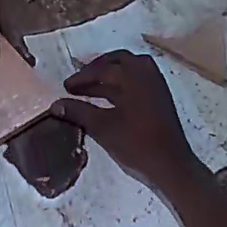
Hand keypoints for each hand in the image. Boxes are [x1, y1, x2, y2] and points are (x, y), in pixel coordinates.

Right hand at [51, 50, 206, 192]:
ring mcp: (156, 84)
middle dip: (97, 69)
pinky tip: (109, 99)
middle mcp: (147, 73)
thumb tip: (55, 105)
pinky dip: (121, 84)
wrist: (171, 165)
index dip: (82, 77)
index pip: (102, 69)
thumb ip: (78, 112)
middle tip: (79, 82)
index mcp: (133, 75)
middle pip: (118, 61)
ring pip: (129, 70)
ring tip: (90, 90)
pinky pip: (138, 80)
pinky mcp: (160, 97)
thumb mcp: (102, 127)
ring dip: (109, 76)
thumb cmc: (136, 143)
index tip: (66, 87)